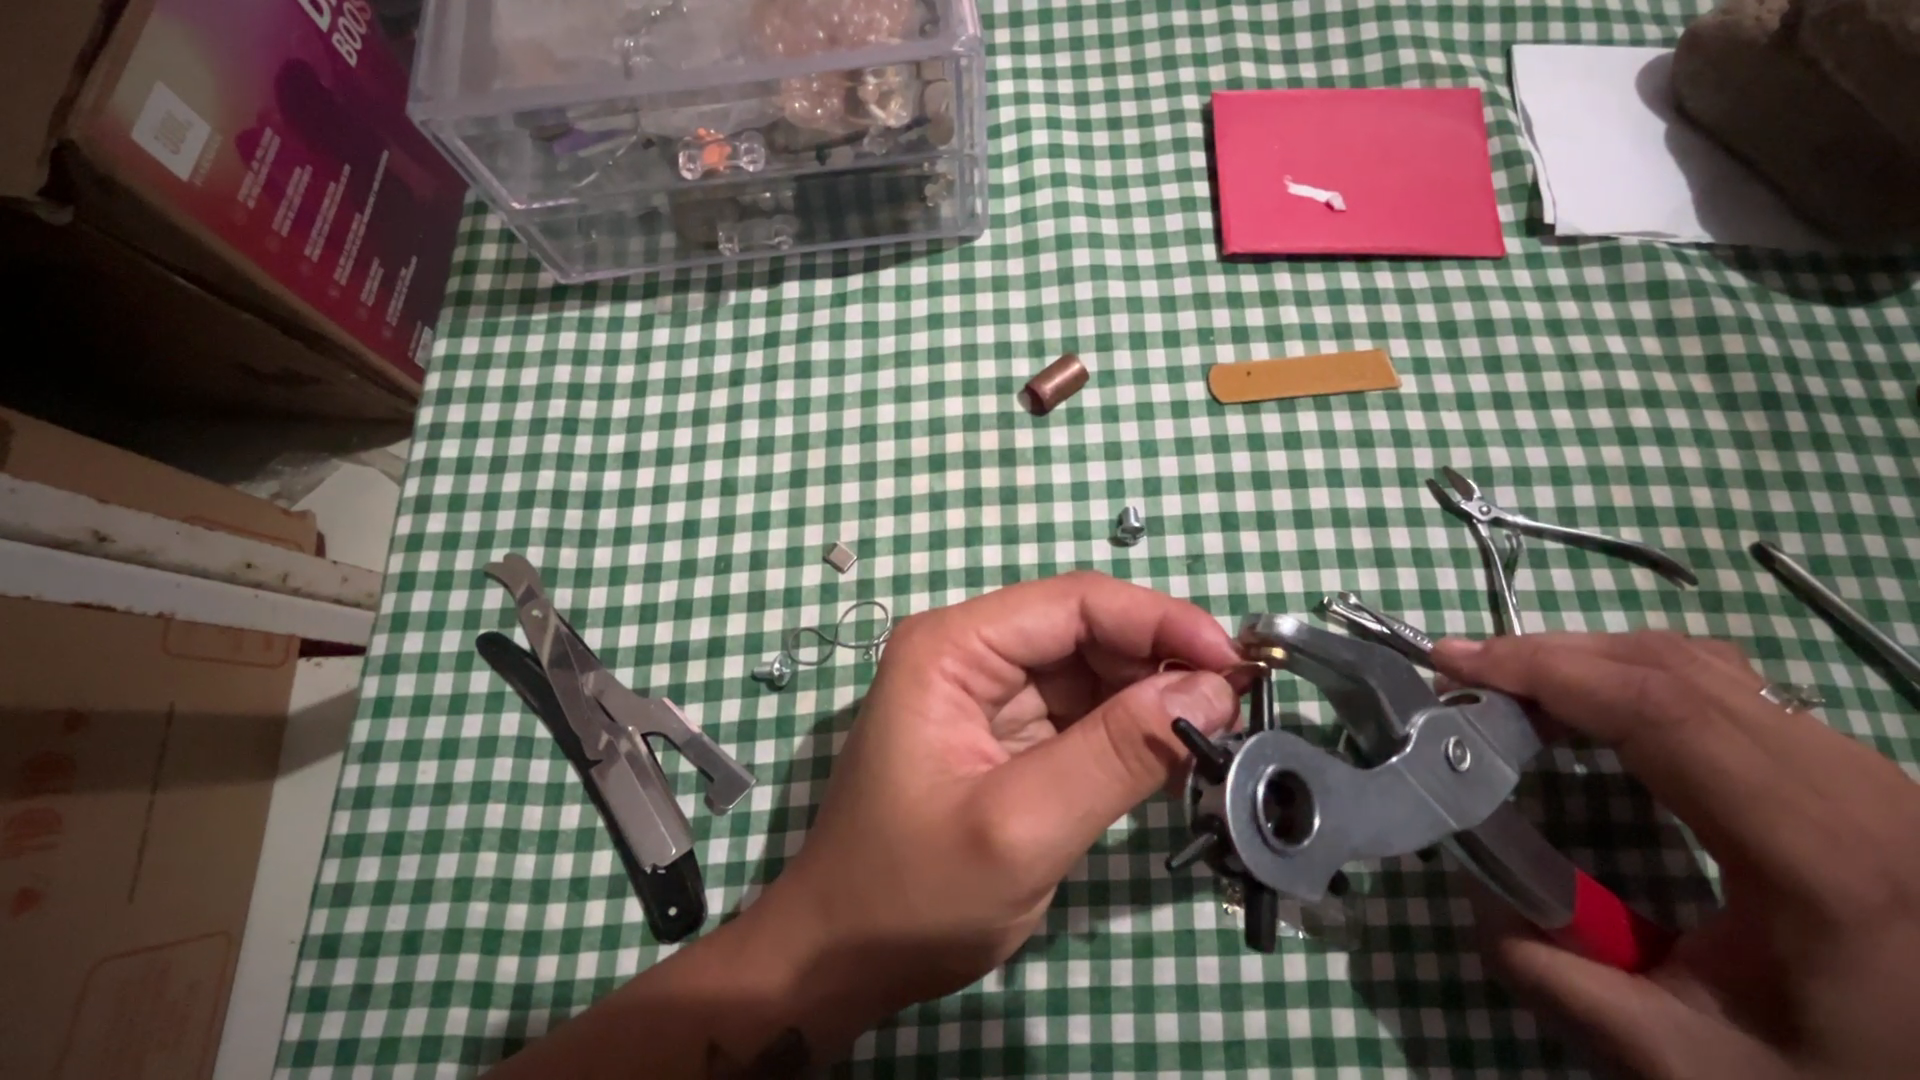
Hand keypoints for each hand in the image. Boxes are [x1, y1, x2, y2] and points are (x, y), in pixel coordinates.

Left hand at [749, 572, 1243, 1043]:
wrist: (842, 957)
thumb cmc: (912, 894)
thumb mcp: (1021, 827)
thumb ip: (1116, 754)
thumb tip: (1209, 691)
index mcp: (951, 648)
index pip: (1073, 602)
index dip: (1159, 621)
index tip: (1233, 664)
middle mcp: (967, 655)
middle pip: (1085, 631)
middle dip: (1160, 662)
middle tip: (1235, 711)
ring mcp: (985, 697)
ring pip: (1089, 673)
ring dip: (1150, 700)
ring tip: (1215, 738)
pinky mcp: (1004, 739)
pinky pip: (1079, 716)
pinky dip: (1127, 734)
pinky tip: (1172, 760)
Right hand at [1433, 631, 1919, 1079]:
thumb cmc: (1830, 1079)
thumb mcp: (1684, 1061)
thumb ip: (1555, 975)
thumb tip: (1471, 887)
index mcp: (1821, 858)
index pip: (1663, 712)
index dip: (1546, 671)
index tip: (1452, 664)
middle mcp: (1858, 791)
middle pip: (1676, 669)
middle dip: (1550, 655)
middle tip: (1460, 670)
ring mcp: (1868, 774)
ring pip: (1705, 666)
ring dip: (1592, 660)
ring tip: (1511, 685)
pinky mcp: (1856, 774)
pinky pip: (1731, 687)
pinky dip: (1638, 677)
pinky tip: (1591, 706)